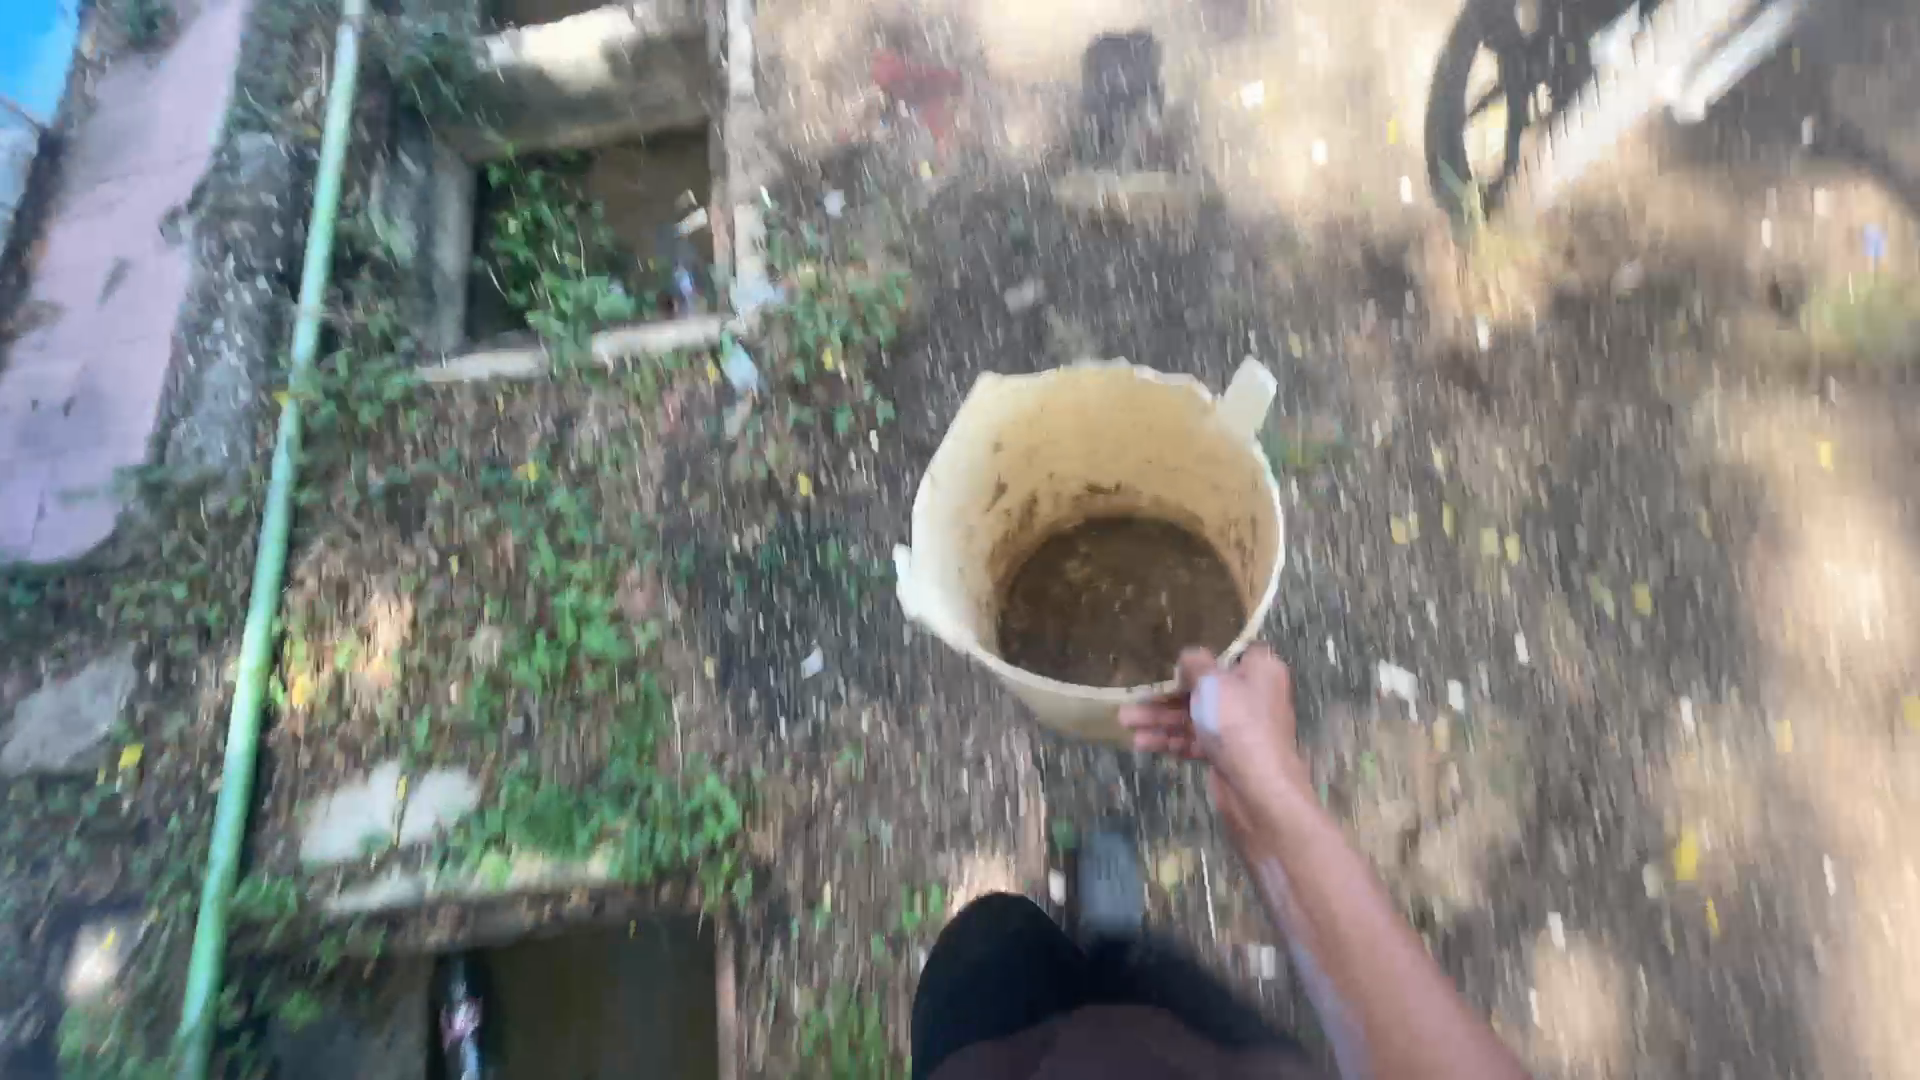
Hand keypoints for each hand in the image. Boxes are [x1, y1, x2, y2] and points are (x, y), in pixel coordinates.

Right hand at [1120, 646, 1311, 852]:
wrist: (1258, 787)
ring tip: (1125, 722)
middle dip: (1165, 694)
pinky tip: (1142, 743)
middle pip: (1203, 688)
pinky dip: (1171, 740)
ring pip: (1193, 716)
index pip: (1232, 653)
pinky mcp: (1227, 754)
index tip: (1177, 658)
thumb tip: (1189, 658)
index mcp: (1259, 671)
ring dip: (1160, 719)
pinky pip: (1194, 741)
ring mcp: (1239, 728)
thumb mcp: (1212, 681)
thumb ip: (1195, 663)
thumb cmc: (1238, 722)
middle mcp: (1251, 696)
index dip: (1205, 655)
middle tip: (1134, 696)